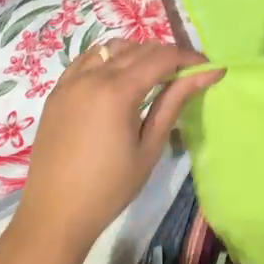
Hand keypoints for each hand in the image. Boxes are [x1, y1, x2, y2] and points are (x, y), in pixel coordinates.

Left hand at [20, 41, 221, 247]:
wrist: (54, 215)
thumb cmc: (109, 188)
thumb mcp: (149, 147)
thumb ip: (174, 103)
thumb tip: (207, 73)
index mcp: (118, 91)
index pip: (162, 57)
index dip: (189, 59)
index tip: (209, 69)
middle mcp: (92, 76)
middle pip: (139, 49)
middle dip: (168, 56)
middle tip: (187, 75)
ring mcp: (70, 81)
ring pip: (112, 48)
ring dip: (138, 54)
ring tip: (153, 76)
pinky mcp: (57, 92)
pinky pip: (87, 59)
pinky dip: (108, 59)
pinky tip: (118, 78)